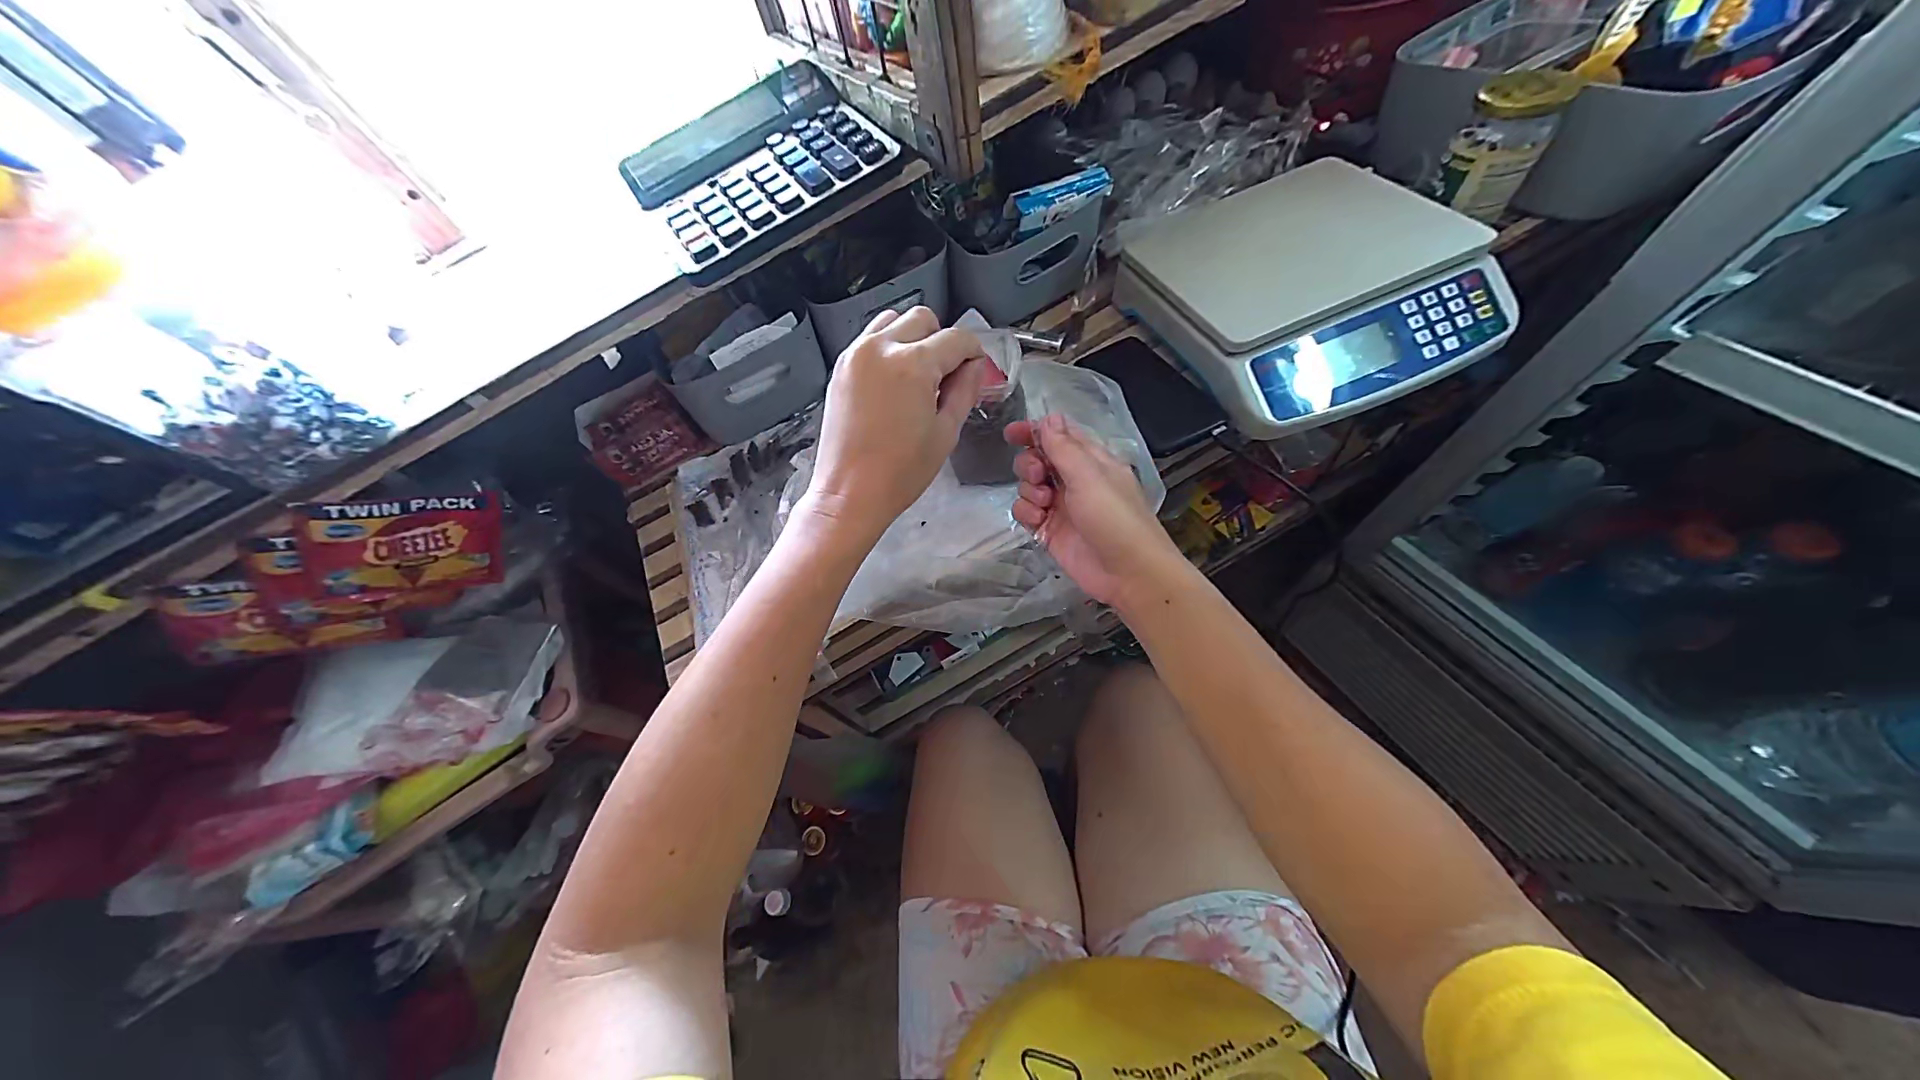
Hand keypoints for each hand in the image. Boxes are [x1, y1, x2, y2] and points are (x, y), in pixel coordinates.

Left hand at [803, 307, 988, 538]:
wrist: (850, 493)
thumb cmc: (898, 472)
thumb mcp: (946, 432)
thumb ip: (965, 390)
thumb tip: (974, 368)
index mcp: (912, 364)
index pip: (956, 338)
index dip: (973, 353)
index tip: (976, 369)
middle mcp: (880, 349)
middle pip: (923, 319)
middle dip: (942, 340)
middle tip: (948, 374)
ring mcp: (856, 356)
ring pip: (893, 321)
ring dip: (913, 338)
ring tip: (919, 376)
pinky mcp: (841, 368)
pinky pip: (870, 340)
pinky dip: (888, 348)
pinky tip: (896, 382)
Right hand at [1006, 414, 1184, 608]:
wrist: (1128, 573)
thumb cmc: (1115, 518)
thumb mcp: (1090, 476)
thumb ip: (1064, 447)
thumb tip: (1049, 418)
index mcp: (1091, 460)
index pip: (1059, 436)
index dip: (1035, 431)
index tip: (1012, 433)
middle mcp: (1075, 480)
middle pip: (1038, 460)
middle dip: (1029, 464)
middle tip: (1038, 476)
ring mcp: (1061, 506)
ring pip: (1028, 486)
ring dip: (1029, 490)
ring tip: (1045, 503)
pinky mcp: (1050, 531)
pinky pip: (1026, 512)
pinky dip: (1026, 512)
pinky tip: (1037, 520)